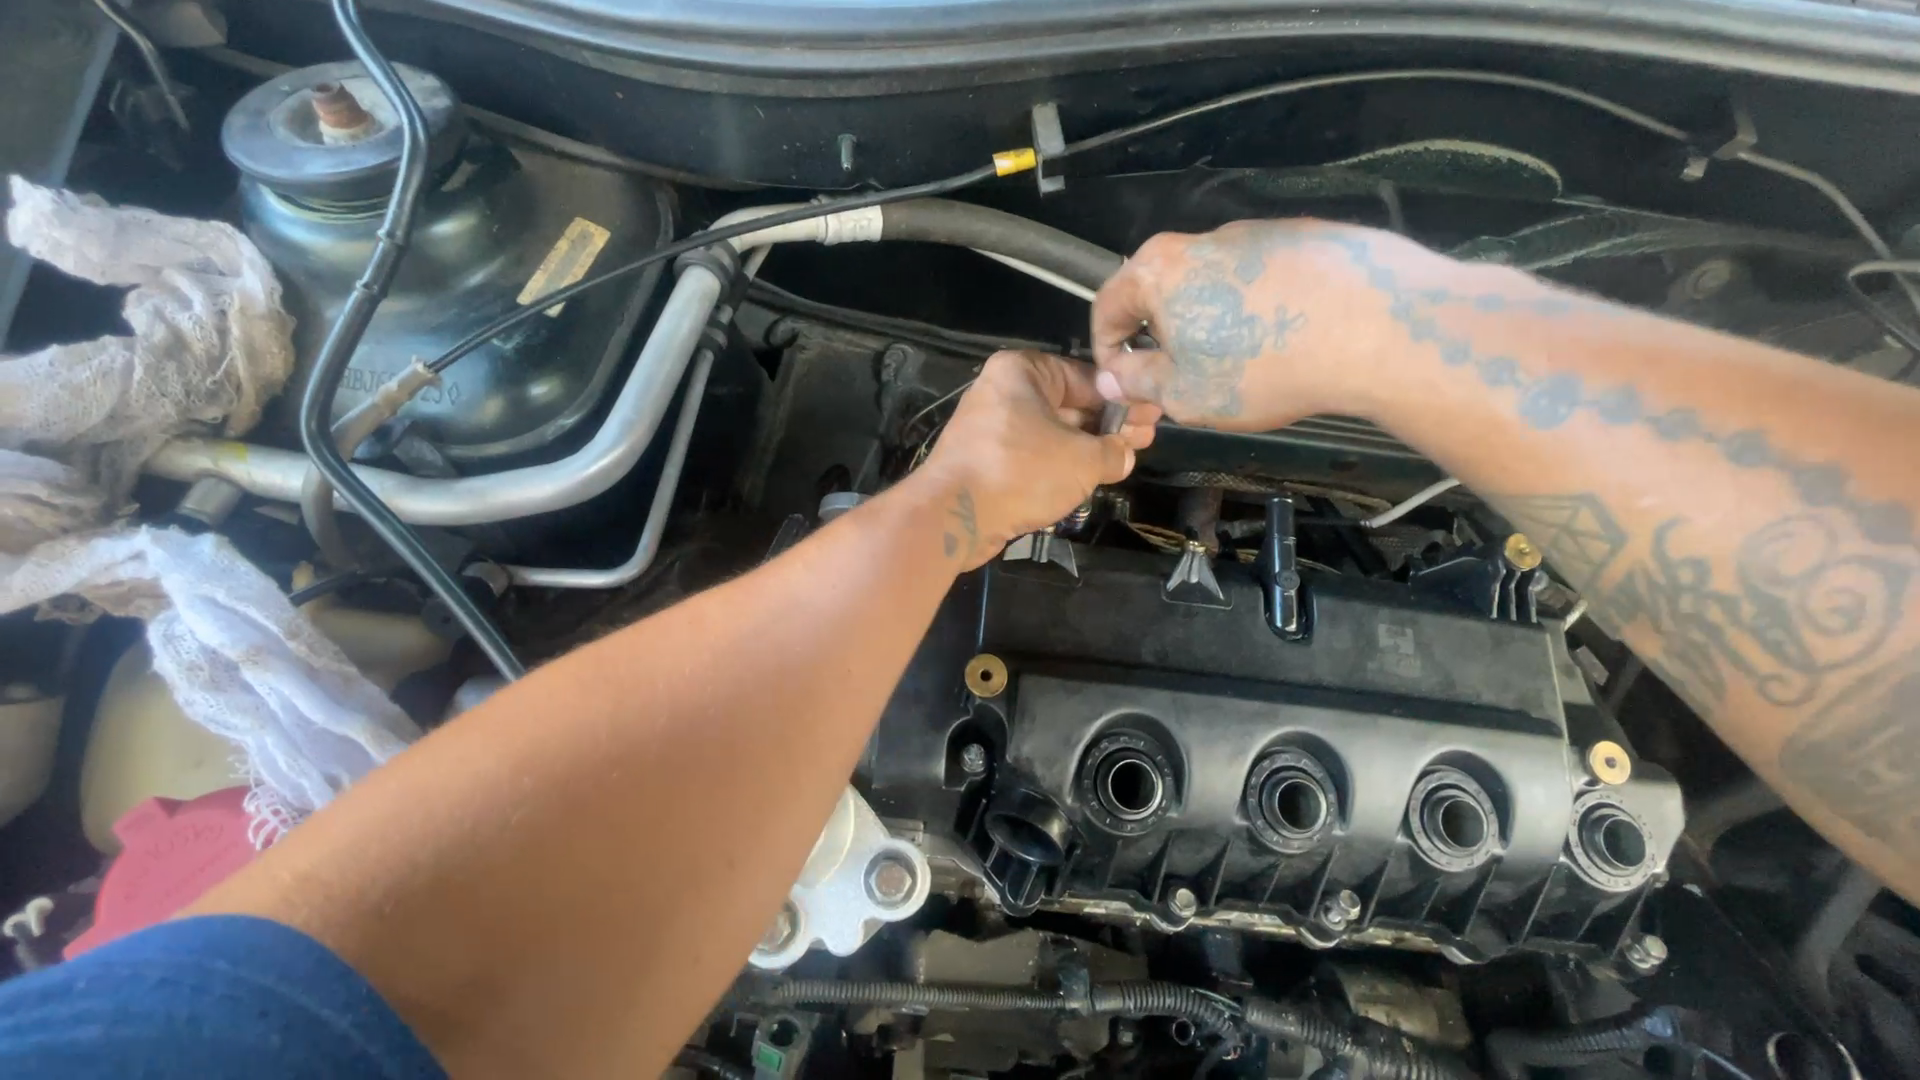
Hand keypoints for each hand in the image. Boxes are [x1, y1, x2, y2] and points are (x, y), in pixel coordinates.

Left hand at [917, 351, 1157, 569]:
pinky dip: (1059, 463)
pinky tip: (1087, 476)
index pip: (1087, 376)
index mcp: (1023, 371)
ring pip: (1051, 432)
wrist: (954, 515)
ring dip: (1086, 446)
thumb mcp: (1083, 459)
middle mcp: (1003, 391)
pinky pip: (1032, 454)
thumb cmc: (1021, 471)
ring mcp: (991, 426)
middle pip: (1069, 404)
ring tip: (1123, 459)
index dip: (1123, 398)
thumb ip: (1113, 451)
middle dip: (1107, 423)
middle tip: (1144, 439)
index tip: (1151, 414)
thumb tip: (1123, 454)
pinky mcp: (985, 459)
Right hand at [1090, 219, 1437, 430]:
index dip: (1108, 352)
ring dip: (1210, 325)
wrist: (1381, 328)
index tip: (1126, 386)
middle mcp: (1203, 240)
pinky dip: (1258, 310)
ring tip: (1243, 366)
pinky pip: (1262, 279)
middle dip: (1160, 340)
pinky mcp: (1306, 238)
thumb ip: (1138, 382)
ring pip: (1212, 286)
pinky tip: (1287, 341)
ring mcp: (1259, 233)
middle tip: (1180, 383)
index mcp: (1159, 270)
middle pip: (1160, 293)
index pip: (1106, 306)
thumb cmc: (1263, 367)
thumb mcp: (1184, 393)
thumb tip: (1113, 376)